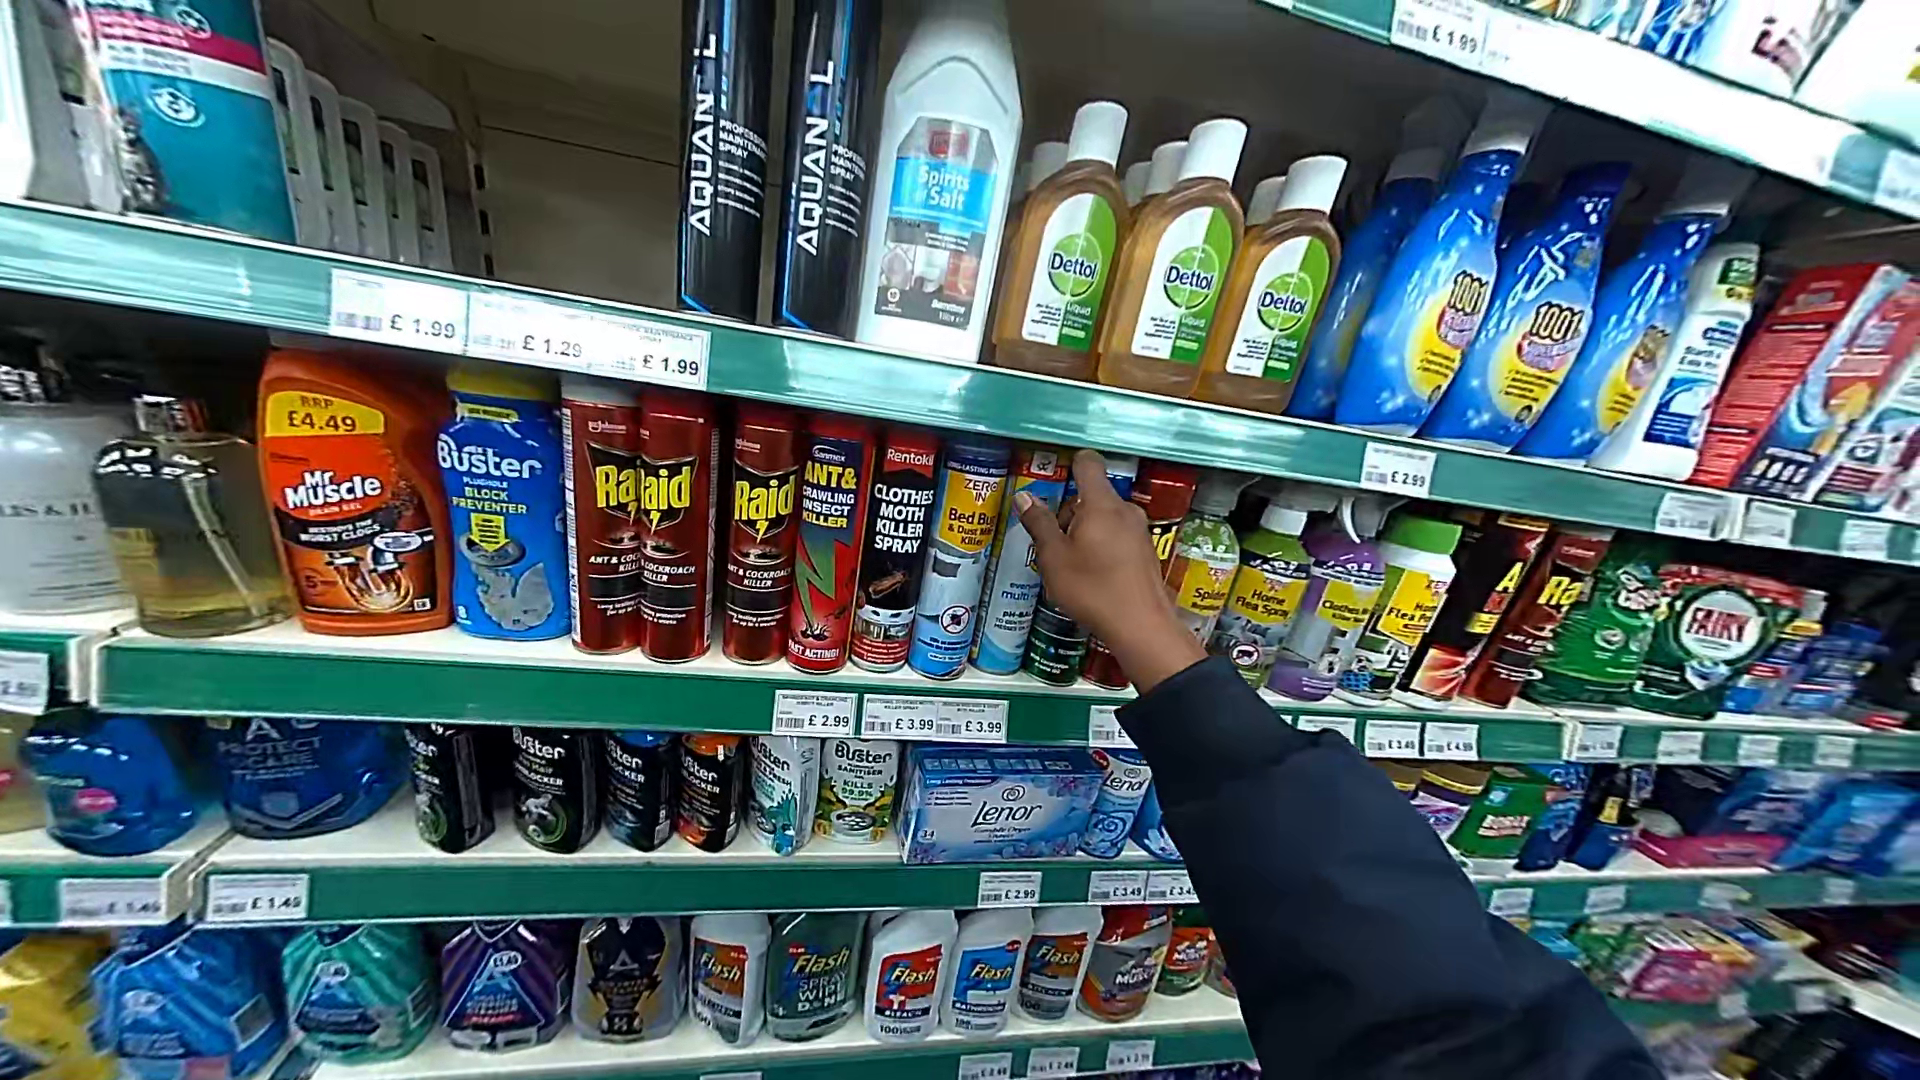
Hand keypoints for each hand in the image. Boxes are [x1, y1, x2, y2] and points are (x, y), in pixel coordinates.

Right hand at [1018, 450, 1205, 692]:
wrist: (1140, 626)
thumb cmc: (1092, 589)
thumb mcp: (1054, 558)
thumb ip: (1039, 523)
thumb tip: (1024, 496)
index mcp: (1100, 504)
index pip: (1088, 464)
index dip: (1070, 464)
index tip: (1052, 481)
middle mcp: (1124, 510)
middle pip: (1092, 495)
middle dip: (1068, 511)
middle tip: (1051, 542)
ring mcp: (1139, 530)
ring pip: (1104, 516)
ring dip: (1083, 530)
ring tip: (1068, 563)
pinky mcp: (1145, 550)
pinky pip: (1117, 534)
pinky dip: (1100, 544)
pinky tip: (1090, 573)